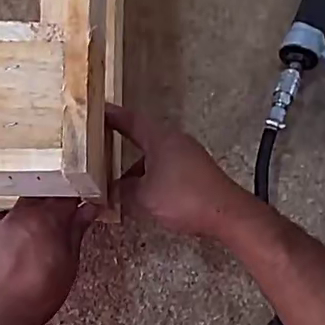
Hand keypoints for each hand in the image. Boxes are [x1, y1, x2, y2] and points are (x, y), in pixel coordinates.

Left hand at [0, 197, 98, 324]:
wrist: (4, 312)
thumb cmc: (40, 293)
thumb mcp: (69, 261)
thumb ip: (77, 230)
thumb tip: (88, 209)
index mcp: (48, 218)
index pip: (68, 195)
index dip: (78, 199)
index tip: (83, 205)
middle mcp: (24, 212)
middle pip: (45, 197)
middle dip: (56, 206)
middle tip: (63, 222)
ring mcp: (3, 219)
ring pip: (24, 205)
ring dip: (35, 213)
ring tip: (40, 235)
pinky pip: (5, 216)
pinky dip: (14, 222)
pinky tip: (19, 240)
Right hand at [105, 103, 262, 240]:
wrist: (226, 214)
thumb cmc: (184, 198)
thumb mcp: (144, 196)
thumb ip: (122, 191)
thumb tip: (110, 191)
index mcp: (160, 139)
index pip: (131, 120)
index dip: (113, 116)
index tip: (98, 111)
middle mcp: (176, 141)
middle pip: (144, 138)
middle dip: (122, 145)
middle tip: (101, 149)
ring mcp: (188, 156)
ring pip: (155, 157)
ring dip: (137, 169)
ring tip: (119, 185)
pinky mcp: (196, 172)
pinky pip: (167, 169)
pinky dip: (152, 178)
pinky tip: (144, 196)